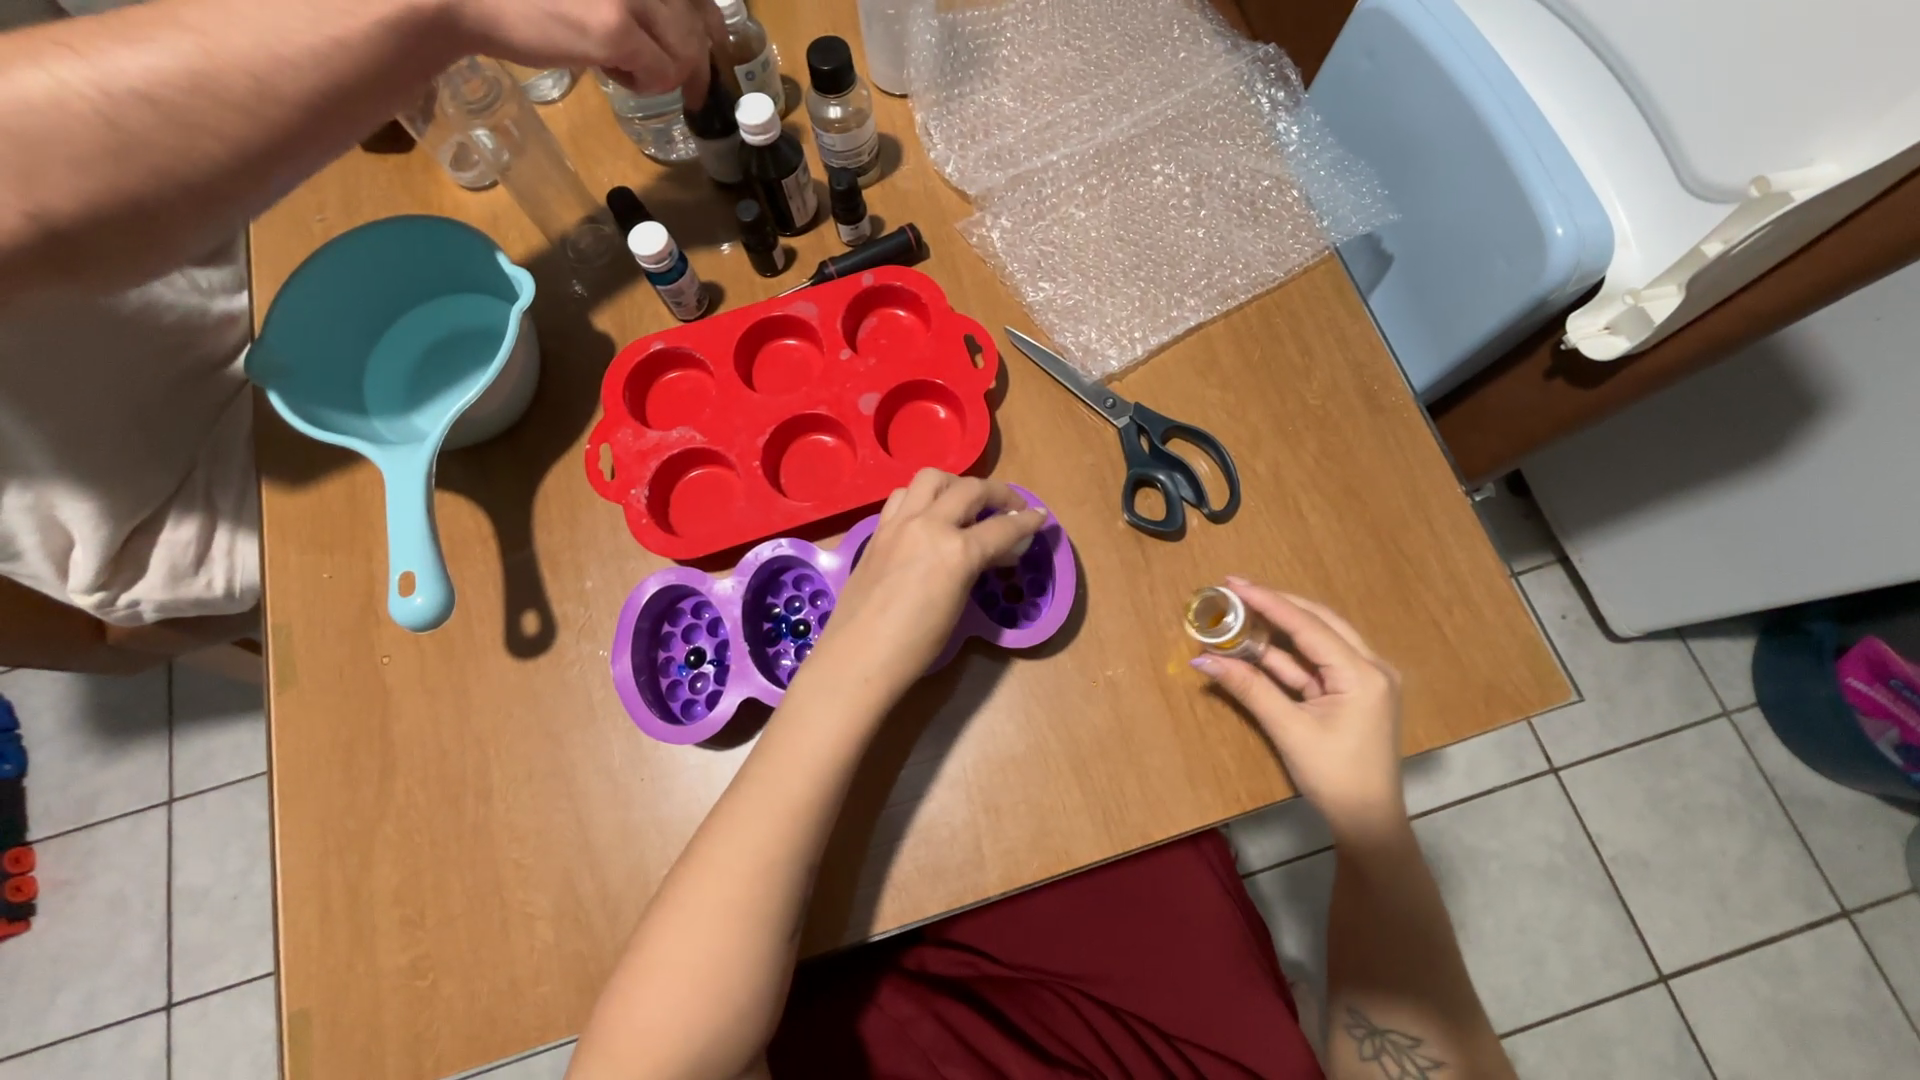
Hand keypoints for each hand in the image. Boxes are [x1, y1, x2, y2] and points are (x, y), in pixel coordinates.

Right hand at [445, 0, 724, 97]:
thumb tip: (683, 28)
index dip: (711, 20)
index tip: (717, 44)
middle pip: (697, 20)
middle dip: (697, 62)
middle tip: (692, 94)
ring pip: (685, 49)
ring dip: (664, 72)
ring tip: (625, 70)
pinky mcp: (614, 26)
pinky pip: (661, 72)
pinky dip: (645, 84)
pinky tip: (612, 73)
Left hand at [809, 470, 1047, 696]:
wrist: (859, 656)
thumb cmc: (916, 645)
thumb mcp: (958, 604)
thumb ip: (977, 567)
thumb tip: (997, 552)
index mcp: (957, 550)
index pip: (1003, 527)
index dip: (1027, 521)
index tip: (1040, 517)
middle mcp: (929, 525)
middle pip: (971, 489)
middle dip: (998, 493)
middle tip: (1009, 506)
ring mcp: (899, 523)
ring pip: (932, 478)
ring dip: (955, 484)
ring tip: (964, 502)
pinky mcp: (878, 530)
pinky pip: (903, 497)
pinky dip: (922, 497)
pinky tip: (927, 516)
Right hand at [1192, 578, 1406, 841]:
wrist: (1368, 821)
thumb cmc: (1333, 776)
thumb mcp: (1287, 729)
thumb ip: (1248, 688)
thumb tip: (1203, 659)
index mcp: (1363, 673)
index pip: (1308, 625)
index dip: (1268, 602)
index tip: (1234, 583)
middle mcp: (1371, 667)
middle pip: (1319, 621)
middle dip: (1276, 605)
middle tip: (1236, 590)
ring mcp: (1365, 679)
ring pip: (1319, 639)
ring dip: (1280, 628)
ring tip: (1242, 611)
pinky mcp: (1354, 692)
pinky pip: (1318, 662)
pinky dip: (1288, 654)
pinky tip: (1258, 644)